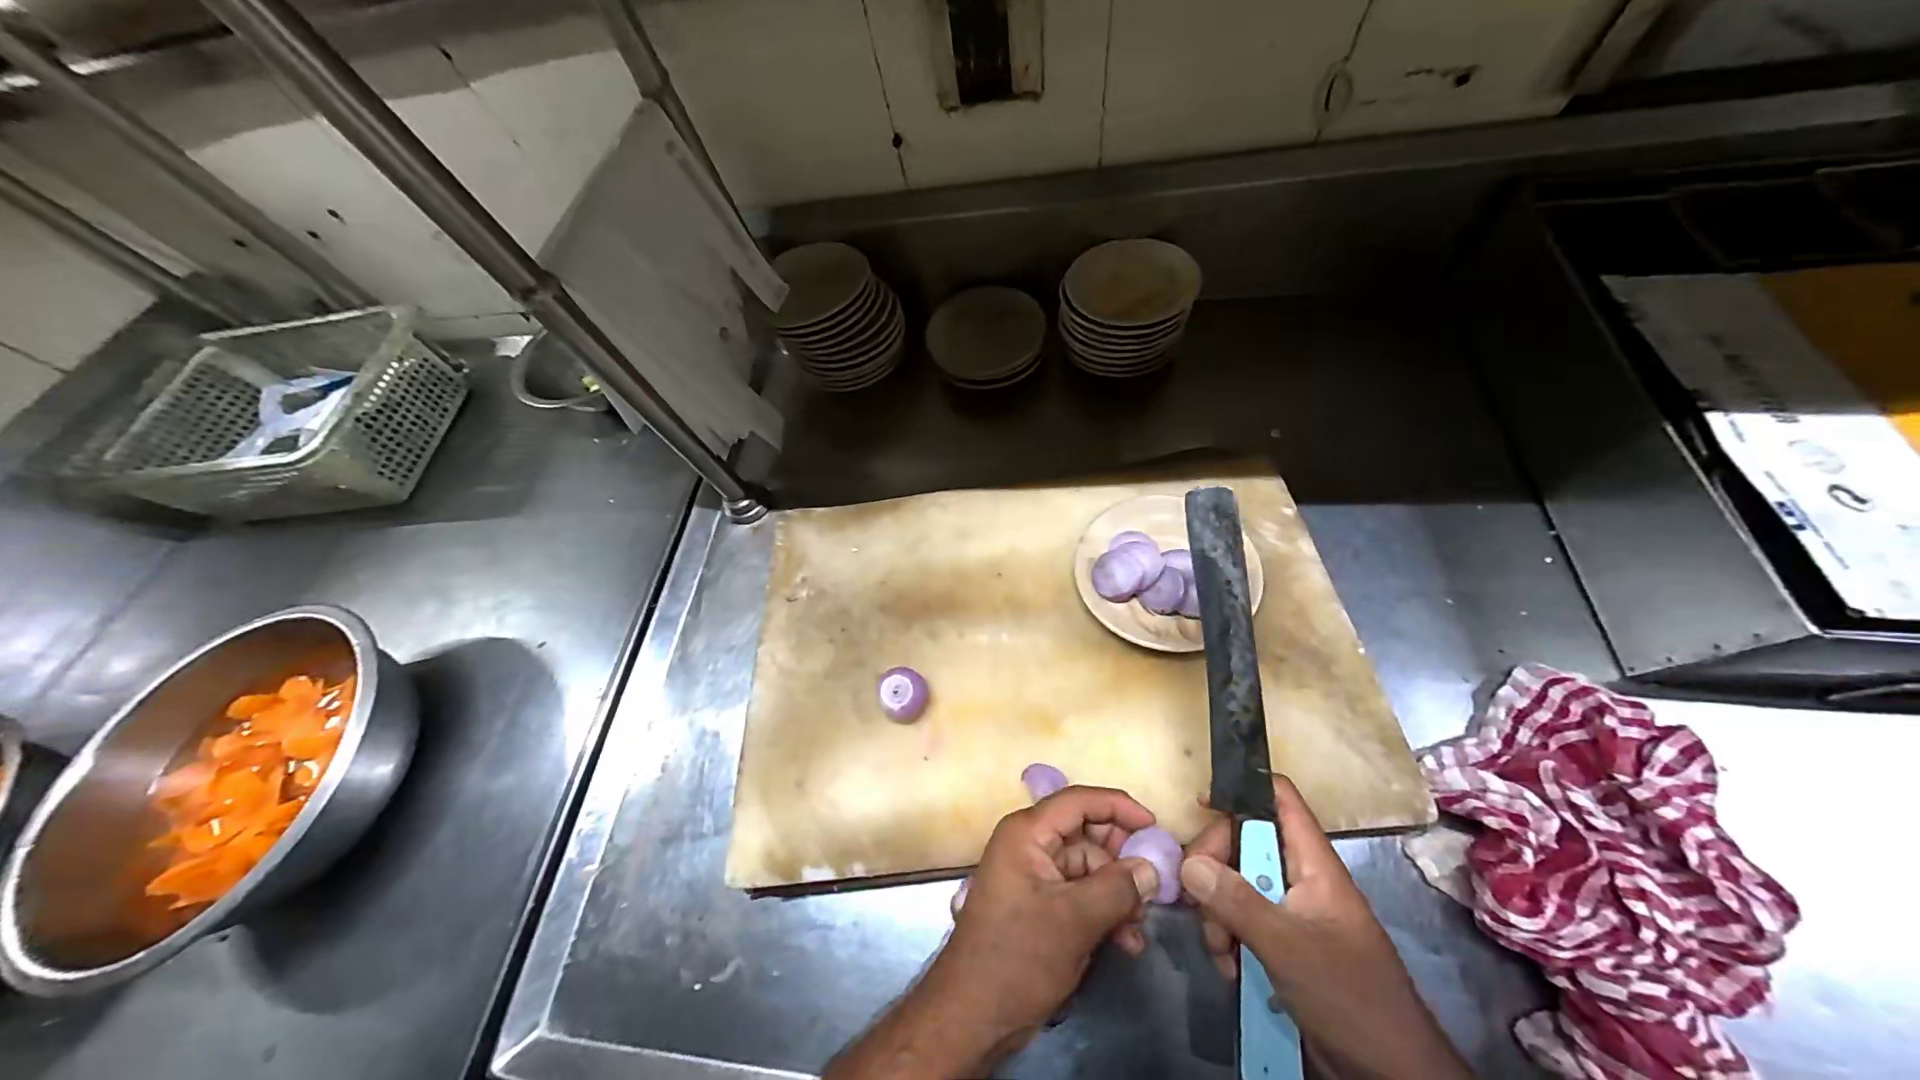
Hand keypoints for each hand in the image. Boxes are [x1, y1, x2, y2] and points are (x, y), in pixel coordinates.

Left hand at [826, 786, 1160, 1078]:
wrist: (974, 1016)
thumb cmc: (1018, 956)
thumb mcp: (1073, 920)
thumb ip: (1117, 888)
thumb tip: (1151, 868)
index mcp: (1027, 833)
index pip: (1078, 801)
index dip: (1118, 807)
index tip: (1156, 826)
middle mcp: (1029, 845)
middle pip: (1087, 835)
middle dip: (1122, 861)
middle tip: (1154, 888)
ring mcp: (1035, 877)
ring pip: (1090, 869)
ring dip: (1118, 895)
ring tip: (1137, 929)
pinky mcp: (1041, 906)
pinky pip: (1081, 895)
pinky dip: (1105, 913)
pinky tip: (1126, 942)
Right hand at [1182, 775, 1471, 1079]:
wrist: (1390, 1074)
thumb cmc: (1350, 997)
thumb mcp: (1288, 946)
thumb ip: (1236, 900)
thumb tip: (1189, 863)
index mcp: (1313, 864)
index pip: (1279, 800)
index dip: (1242, 790)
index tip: (1201, 804)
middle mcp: (1299, 880)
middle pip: (1243, 843)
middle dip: (1214, 868)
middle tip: (1198, 898)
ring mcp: (1289, 913)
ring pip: (1235, 886)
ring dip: (1217, 913)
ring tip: (1222, 950)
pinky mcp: (1280, 945)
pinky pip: (1239, 921)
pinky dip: (1226, 938)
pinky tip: (1230, 967)